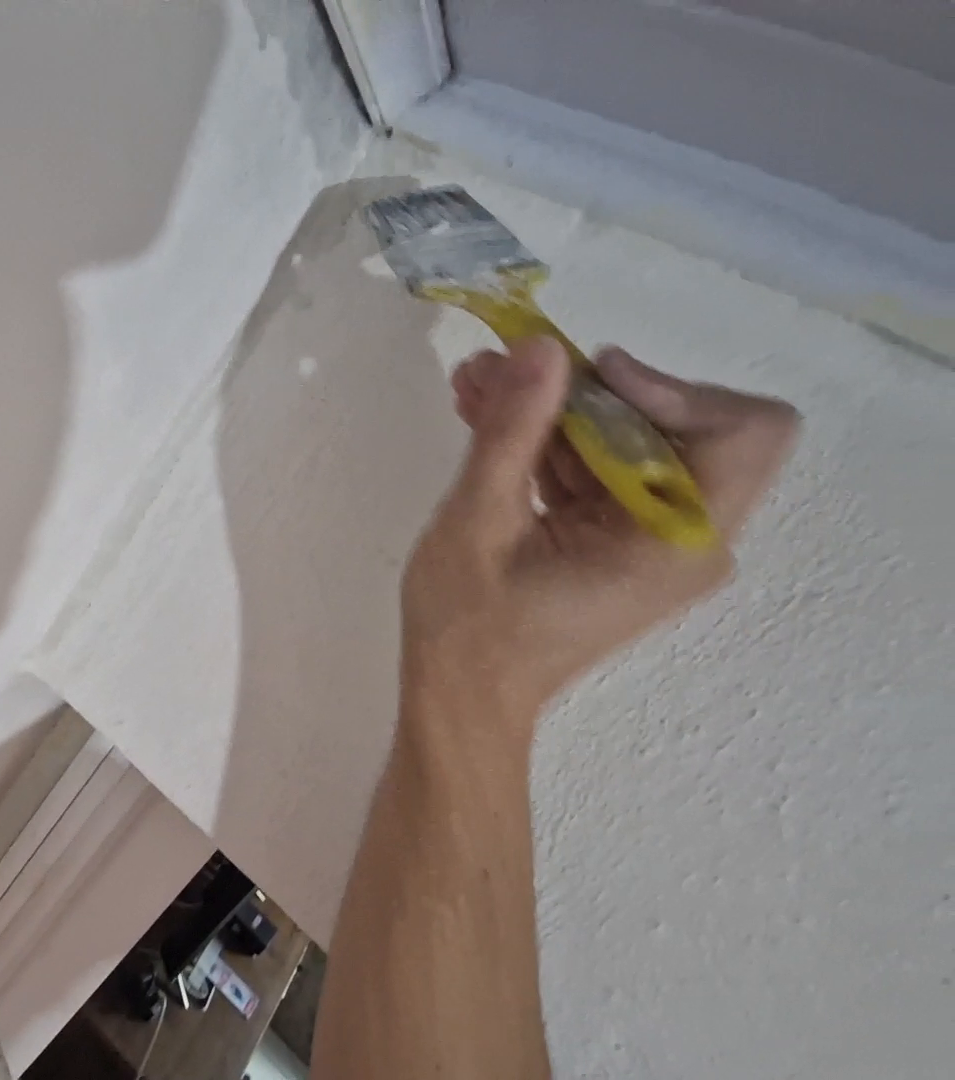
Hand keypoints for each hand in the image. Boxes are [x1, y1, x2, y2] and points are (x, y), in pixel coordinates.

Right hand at [401, 337, 800, 733]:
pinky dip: (545, 445)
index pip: (740, 431)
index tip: (580, 373)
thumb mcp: (477, 522)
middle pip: (676, 429)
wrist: (460, 696)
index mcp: (675, 542)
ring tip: (476, 381)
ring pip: (626, 445)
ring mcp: (650, 541)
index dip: (666, 388)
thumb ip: (511, 433)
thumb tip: (538, 348)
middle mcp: (686, 537)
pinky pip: (596, 474)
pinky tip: (484, 417)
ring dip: (554, 412)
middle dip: (588, 392)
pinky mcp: (613, 543)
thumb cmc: (467, 624)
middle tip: (507, 364)